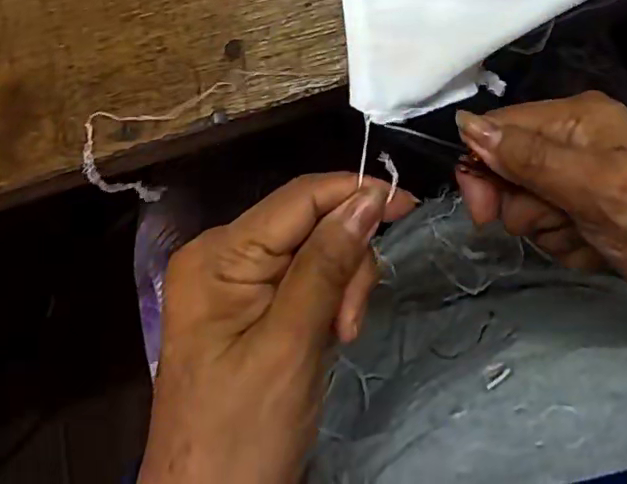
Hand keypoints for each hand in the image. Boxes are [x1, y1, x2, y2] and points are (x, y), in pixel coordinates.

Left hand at [140, 174, 417, 483]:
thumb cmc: (241, 435)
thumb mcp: (290, 345)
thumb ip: (328, 265)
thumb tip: (369, 196)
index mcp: (219, 254)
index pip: (299, 197)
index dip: (356, 192)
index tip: (407, 205)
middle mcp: (224, 255)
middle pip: (311, 222)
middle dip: (346, 260)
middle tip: (351, 319)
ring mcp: (238, 282)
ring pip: (318, 249)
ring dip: (343, 284)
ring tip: (343, 335)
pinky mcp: (255, 306)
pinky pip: (310, 277)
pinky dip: (333, 299)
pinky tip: (333, 334)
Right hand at [453, 92, 626, 352]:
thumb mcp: (602, 191)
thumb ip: (533, 159)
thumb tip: (467, 126)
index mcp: (581, 119)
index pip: (504, 128)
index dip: (485, 166)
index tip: (484, 210)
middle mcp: (581, 143)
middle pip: (511, 168)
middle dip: (526, 206)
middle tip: (562, 224)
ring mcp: (589, 184)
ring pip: (529, 205)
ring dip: (550, 232)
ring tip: (593, 241)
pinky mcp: (596, 220)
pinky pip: (552, 230)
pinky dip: (568, 247)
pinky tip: (601, 255)